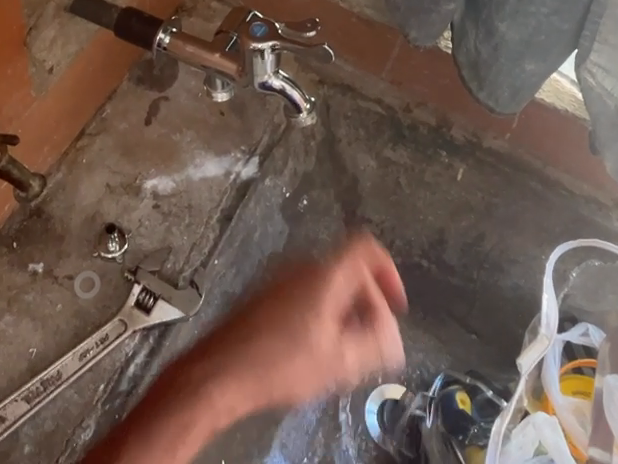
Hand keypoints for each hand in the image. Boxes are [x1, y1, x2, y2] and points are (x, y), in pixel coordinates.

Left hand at [191, 233, 408, 414]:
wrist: (221, 370)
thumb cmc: (281, 364)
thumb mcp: (340, 362)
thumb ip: (376, 343)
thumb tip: (393, 335)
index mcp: (325, 273)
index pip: (366, 247)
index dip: (388, 272)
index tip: (395, 305)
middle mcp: (303, 265)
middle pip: (350, 270)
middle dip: (368, 305)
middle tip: (371, 343)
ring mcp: (281, 277)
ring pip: (328, 284)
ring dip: (345, 313)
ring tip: (344, 353)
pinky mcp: (267, 293)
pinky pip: (307, 293)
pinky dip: (322, 314)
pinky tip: (316, 350)